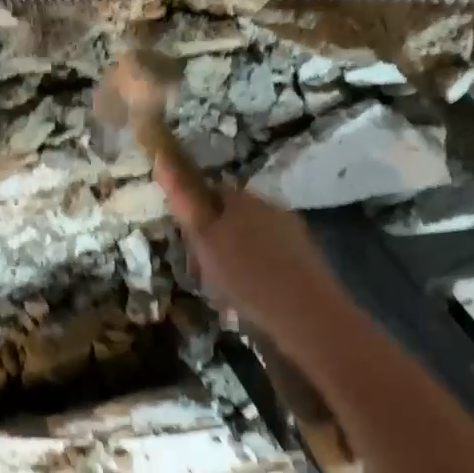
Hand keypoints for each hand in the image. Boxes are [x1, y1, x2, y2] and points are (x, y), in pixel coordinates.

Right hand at [155, 156, 346, 332]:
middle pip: (229, 217)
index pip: (207, 192)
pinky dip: (257, 275)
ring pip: (250, 240)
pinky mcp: (307, 260)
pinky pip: (271, 260)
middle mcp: (268, 206)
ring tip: (227, 296)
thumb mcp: (203, 238)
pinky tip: (253, 301)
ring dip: (234, 261)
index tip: (188, 245)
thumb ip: (182, 199)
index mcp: (241, 198)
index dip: (193, 216)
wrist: (312, 319)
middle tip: (204, 275)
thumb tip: (161, 155)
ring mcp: (291, 232)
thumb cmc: (247, 276)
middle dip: (213, 242)